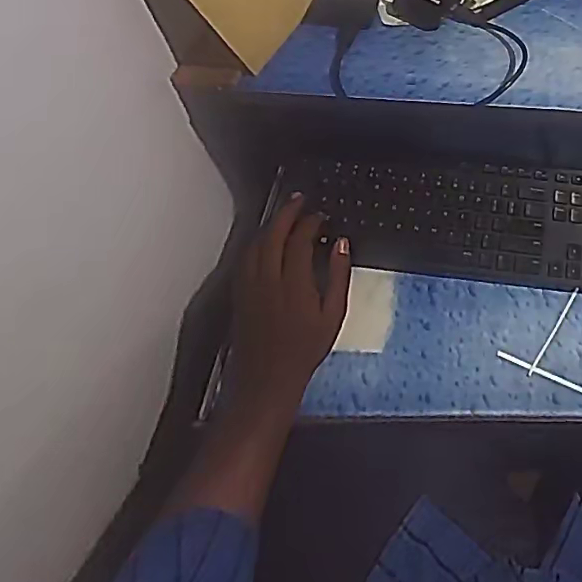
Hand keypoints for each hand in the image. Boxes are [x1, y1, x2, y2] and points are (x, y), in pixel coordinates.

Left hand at [225, 193, 350, 418]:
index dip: (310, 222)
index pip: (300, 240)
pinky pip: (245, 257)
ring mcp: (250, 286)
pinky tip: (265, 239)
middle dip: (287, 212)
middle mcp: (269, 280)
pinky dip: (256, 241)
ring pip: (256, 243)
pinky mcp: (240, 292)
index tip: (320, 216)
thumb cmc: (304, 350)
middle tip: (299, 200)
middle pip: (273, 234)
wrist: (267, 380)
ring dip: (270, 224)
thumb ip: (338, 276)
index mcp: (295, 285)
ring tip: (284, 214)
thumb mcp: (333, 315)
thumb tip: (341, 244)